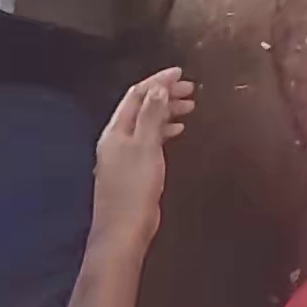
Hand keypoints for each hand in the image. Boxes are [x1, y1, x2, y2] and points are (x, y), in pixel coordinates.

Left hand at [90, 67, 195, 257]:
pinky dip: (164, 128)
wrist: (123, 233)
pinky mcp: (134, 168)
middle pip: (141, 106)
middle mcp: (117, 138)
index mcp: (116, 130)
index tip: (180, 73)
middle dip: (164, 94)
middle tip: (190, 89)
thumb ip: (151, 116)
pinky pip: (150, 137)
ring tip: (189, 106)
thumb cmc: (135, 188)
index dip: (158, 81)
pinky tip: (177, 130)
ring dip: (166, 110)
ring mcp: (124, 154)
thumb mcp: (146, 146)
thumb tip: (159, 88)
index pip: (137, 95)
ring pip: (147, 121)